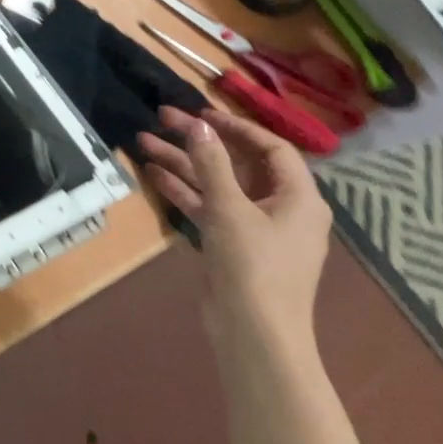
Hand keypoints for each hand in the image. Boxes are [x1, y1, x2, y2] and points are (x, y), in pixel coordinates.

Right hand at [137, 105, 332, 346]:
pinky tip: (153, 174)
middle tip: (160, 119)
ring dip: (183, 162)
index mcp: (298, 198)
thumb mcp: (230, 209)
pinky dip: (184, 189)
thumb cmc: (254, 264)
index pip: (272, 149)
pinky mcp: (233, 243)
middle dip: (200, 141)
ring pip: (218, 184)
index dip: (236, 127)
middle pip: (240, 163)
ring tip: (144, 141)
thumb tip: (198, 124)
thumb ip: (211, 164)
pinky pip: (209, 206)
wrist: (254, 330)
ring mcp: (257, 227)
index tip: (199, 113)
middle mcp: (282, 208)